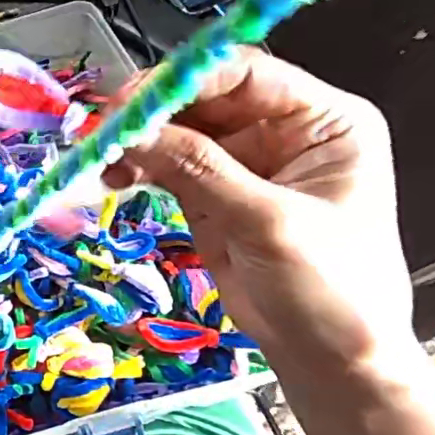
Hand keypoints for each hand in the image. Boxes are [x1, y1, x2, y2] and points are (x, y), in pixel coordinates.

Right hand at [104, 48, 415, 379]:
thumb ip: (201, 171)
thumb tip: (136, 131)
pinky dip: (137, 169)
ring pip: (178, 133)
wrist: (328, 358)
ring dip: (138, 143)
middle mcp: (281, 132)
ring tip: (104, 162)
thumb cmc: (329, 289)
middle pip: (204, 101)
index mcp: (322, 122)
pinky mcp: (211, 193)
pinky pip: (166, 167)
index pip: (247, 76)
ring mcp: (242, 163)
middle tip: (105, 131)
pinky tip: (114, 178)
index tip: (132, 100)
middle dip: (153, 114)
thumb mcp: (268, 223)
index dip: (187, 81)